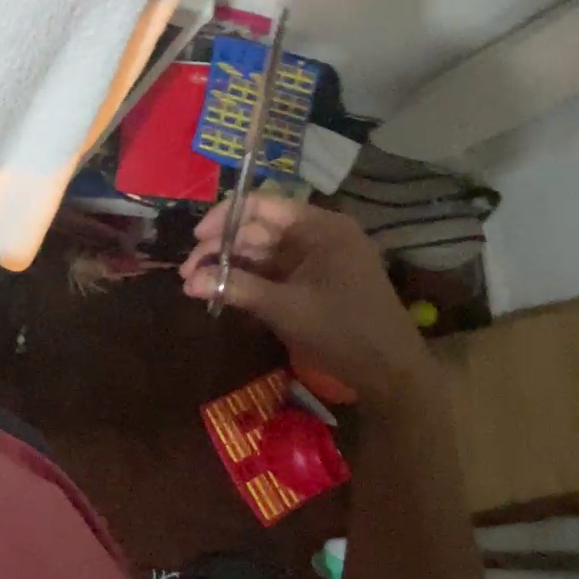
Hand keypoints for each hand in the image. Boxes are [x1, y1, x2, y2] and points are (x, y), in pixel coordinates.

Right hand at [181, 196, 432, 408]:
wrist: (391, 374)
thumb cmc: (343, 331)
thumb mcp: (285, 308)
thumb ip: (236, 287)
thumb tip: (189, 282)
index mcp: (321, 227)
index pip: (262, 205)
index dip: (224, 218)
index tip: (196, 239)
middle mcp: (318, 234)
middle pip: (256, 229)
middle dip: (220, 249)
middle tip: (187, 273)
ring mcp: (315, 258)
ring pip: (260, 251)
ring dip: (228, 266)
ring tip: (194, 285)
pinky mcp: (312, 280)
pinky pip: (271, 270)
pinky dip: (246, 279)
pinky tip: (219, 290)